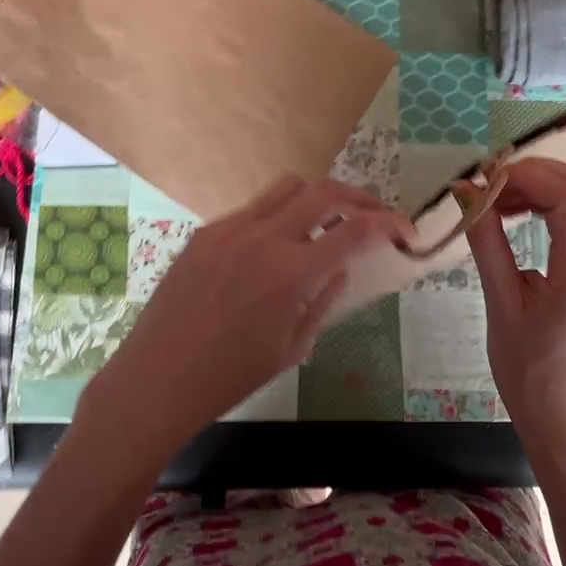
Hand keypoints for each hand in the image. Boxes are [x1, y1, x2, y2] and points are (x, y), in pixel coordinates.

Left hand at [86, 176, 414, 443]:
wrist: (158, 378)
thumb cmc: (231, 376)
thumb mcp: (292, 347)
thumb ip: (324, 299)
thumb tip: (343, 265)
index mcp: (290, 274)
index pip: (355, 230)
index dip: (390, 224)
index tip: (407, 229)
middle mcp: (263, 238)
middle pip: (324, 191)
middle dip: (359, 197)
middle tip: (373, 214)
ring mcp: (230, 229)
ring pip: (287, 187)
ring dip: (316, 198)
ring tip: (326, 221)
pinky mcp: (206, 232)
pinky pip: (253, 209)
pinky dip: (277, 216)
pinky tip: (275, 246)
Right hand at [465, 158, 565, 452]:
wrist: (561, 414)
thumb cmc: (525, 369)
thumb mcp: (498, 304)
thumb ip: (485, 243)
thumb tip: (464, 192)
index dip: (529, 177)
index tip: (487, 182)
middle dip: (539, 173)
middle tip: (494, 186)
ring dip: (546, 185)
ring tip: (502, 200)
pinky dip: (553, 203)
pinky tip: (520, 215)